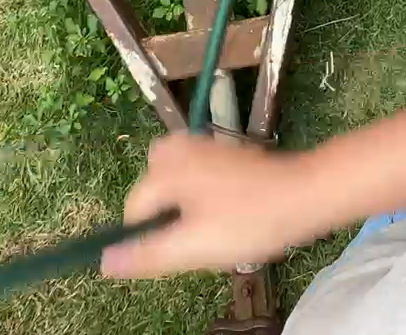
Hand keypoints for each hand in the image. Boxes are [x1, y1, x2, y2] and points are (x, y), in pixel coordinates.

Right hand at [101, 133, 323, 278]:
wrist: (302, 193)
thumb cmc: (248, 220)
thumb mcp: (194, 246)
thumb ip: (147, 254)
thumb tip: (104, 261)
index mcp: (168, 167)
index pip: (134, 207)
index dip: (150, 235)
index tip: (179, 247)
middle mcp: (182, 146)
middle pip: (152, 186)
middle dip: (166, 212)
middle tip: (197, 232)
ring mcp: (205, 145)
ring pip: (175, 178)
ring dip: (183, 203)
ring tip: (212, 222)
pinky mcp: (223, 150)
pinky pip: (196, 172)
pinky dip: (202, 192)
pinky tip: (227, 208)